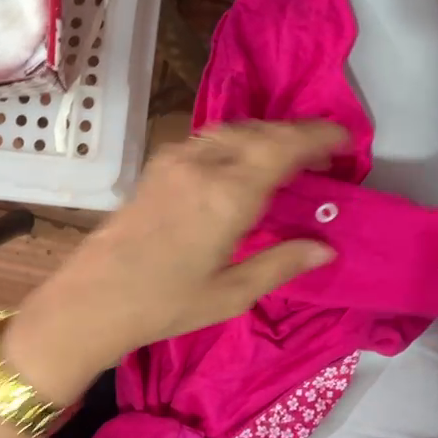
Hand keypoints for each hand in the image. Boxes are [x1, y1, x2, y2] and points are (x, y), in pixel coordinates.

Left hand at [7, 120, 345, 400]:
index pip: (284, 146)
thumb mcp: (231, 294)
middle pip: (261, 132)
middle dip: (297, 135)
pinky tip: (241, 164)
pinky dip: (236, 142)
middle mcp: (203, 166)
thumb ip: (281, 264)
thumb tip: (326, 248)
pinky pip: (208, 140)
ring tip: (287, 157)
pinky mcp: (157, 169)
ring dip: (266, 136)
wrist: (92, 301)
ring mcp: (175, 162)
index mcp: (228, 195)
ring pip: (233, 131)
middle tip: (322, 153)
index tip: (345, 140)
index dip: (319, 137)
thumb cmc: (165, 306)